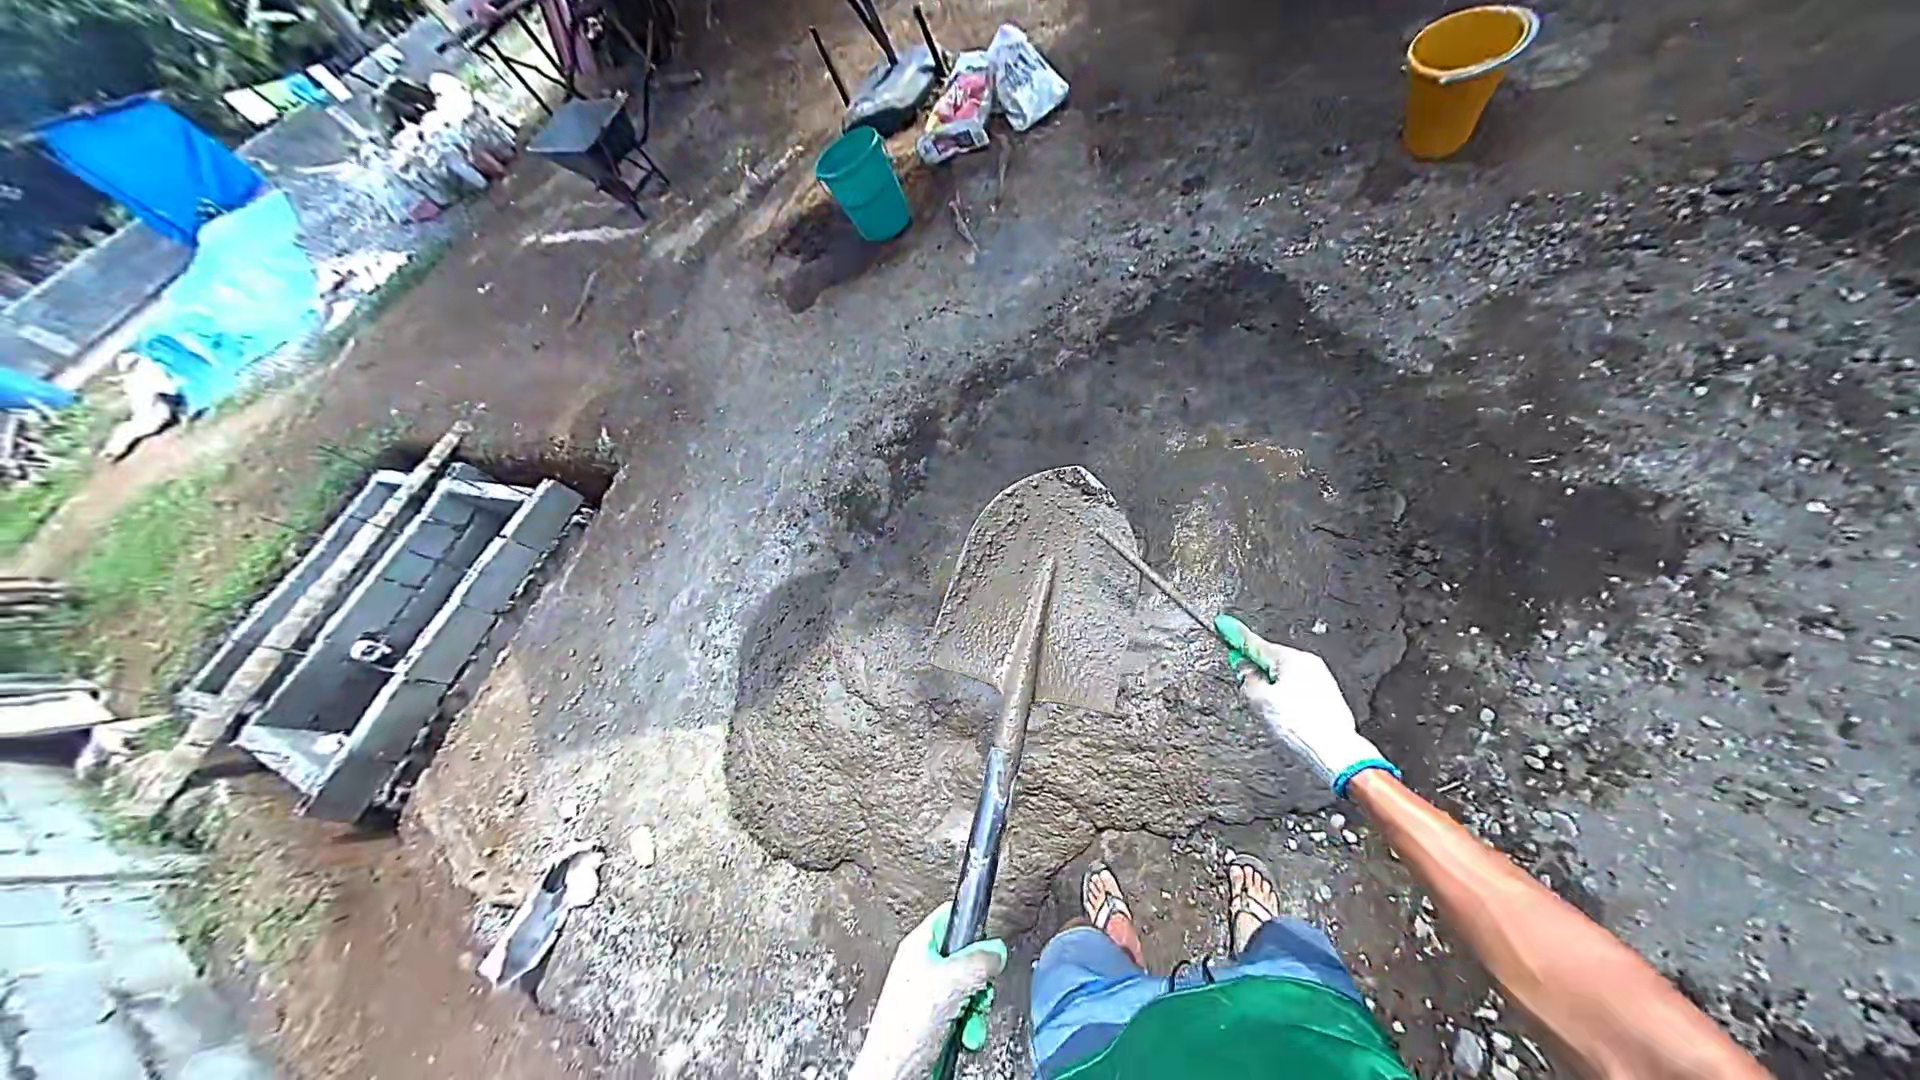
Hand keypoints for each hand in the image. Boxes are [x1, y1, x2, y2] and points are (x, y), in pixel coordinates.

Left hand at [848, 903, 1007, 1079]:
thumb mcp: (953, 980)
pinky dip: (968, 1026)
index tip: (986, 941)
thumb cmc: (906, 1025)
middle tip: (978, 991)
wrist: (893, 1072)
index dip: (971, 925)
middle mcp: (923, 965)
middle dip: (978, 979)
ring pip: (966, 988)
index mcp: (920, 944)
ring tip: (969, 1021)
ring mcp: (927, 994)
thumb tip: (997, 950)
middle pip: (965, 957)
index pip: (951, 916)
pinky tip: (964, 1036)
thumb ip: (980, 960)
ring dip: (976, 1007)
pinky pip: (961, 1013)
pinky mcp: (932, 1020)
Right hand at [1235, 630, 1397, 795]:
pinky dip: (1283, 695)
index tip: (1223, 624)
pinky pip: (1296, 687)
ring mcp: (1320, 679)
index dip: (1234, 635)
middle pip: (1270, 659)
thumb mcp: (1258, 699)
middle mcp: (1308, 664)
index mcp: (1291, 659)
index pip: (1254, 643)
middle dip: (1254, 668)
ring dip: (1269, 684)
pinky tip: (1282, 714)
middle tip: (1241, 680)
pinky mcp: (1325, 696)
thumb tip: (1243, 667)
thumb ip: (1246, 678)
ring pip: (1283, 675)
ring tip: (1266, 709)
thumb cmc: (1299, 726)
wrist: (1335, 753)